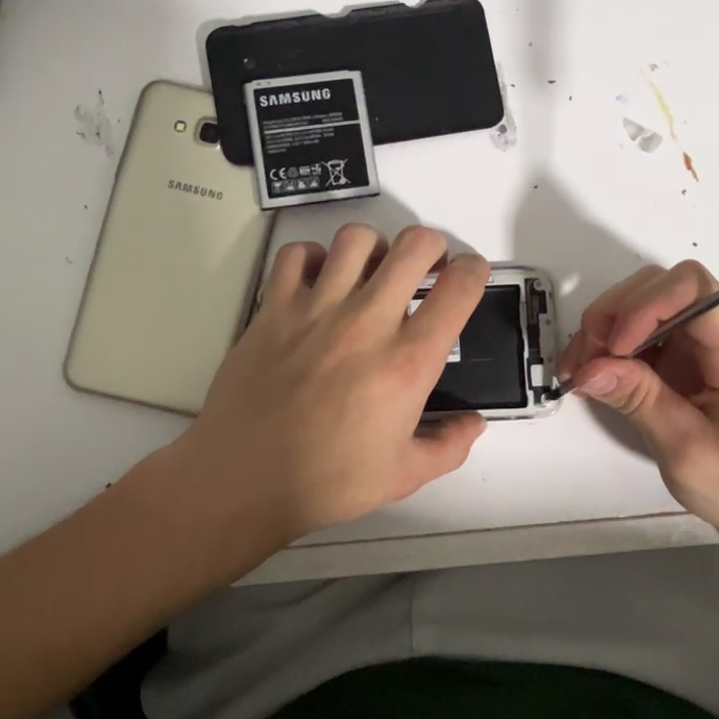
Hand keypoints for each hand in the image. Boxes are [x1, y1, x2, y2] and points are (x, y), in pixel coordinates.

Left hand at [172, 223, 490, 542]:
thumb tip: (474, 425)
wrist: (244, 477)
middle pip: (414, 246)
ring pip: (356, 238)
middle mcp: (366, 322)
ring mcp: (316, 308)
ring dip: (375, 246)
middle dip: (431, 246)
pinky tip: (318, 279)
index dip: (474, 272)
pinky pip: (296, 253)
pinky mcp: (274, 307)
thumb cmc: (326, 480)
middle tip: (426, 265)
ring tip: (372, 269)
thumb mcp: (402, 475)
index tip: (470, 275)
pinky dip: (312, 256)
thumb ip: (448, 446)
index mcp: (407, 363)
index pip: (458, 290)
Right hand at [558, 261, 718, 557]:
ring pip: (651, 304)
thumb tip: (588, 368)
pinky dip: (618, 346)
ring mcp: (713, 345)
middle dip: (616, 314)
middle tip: (585, 360)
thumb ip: (639, 401)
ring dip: (609, 328)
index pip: (693, 287)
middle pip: (664, 287)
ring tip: (582, 370)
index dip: (644, 304)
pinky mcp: (697, 358)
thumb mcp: (687, 451)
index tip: (615, 347)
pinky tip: (596, 374)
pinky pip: (652, 332)